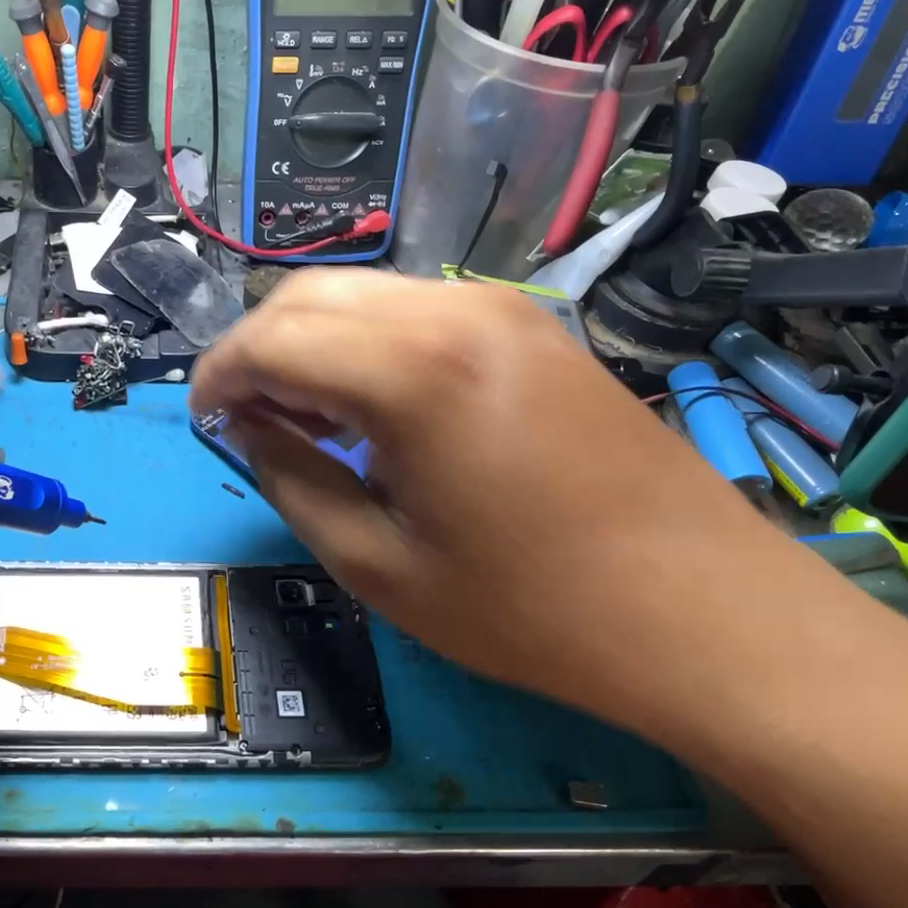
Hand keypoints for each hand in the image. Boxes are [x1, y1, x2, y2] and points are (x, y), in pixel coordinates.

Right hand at [189, 269, 789, 713]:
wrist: (704, 614)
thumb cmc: (531, 609)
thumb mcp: (378, 565)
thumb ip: (291, 480)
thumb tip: (248, 429)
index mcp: (411, 371)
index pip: (271, 339)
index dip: (218, 376)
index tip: (203, 422)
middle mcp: (453, 312)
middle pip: (308, 295)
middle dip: (257, 350)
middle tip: (250, 423)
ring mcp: (501, 309)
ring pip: (361, 293)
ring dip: (311, 342)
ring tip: (309, 420)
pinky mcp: (531, 326)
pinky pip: (414, 310)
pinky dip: (366, 343)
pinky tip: (374, 408)